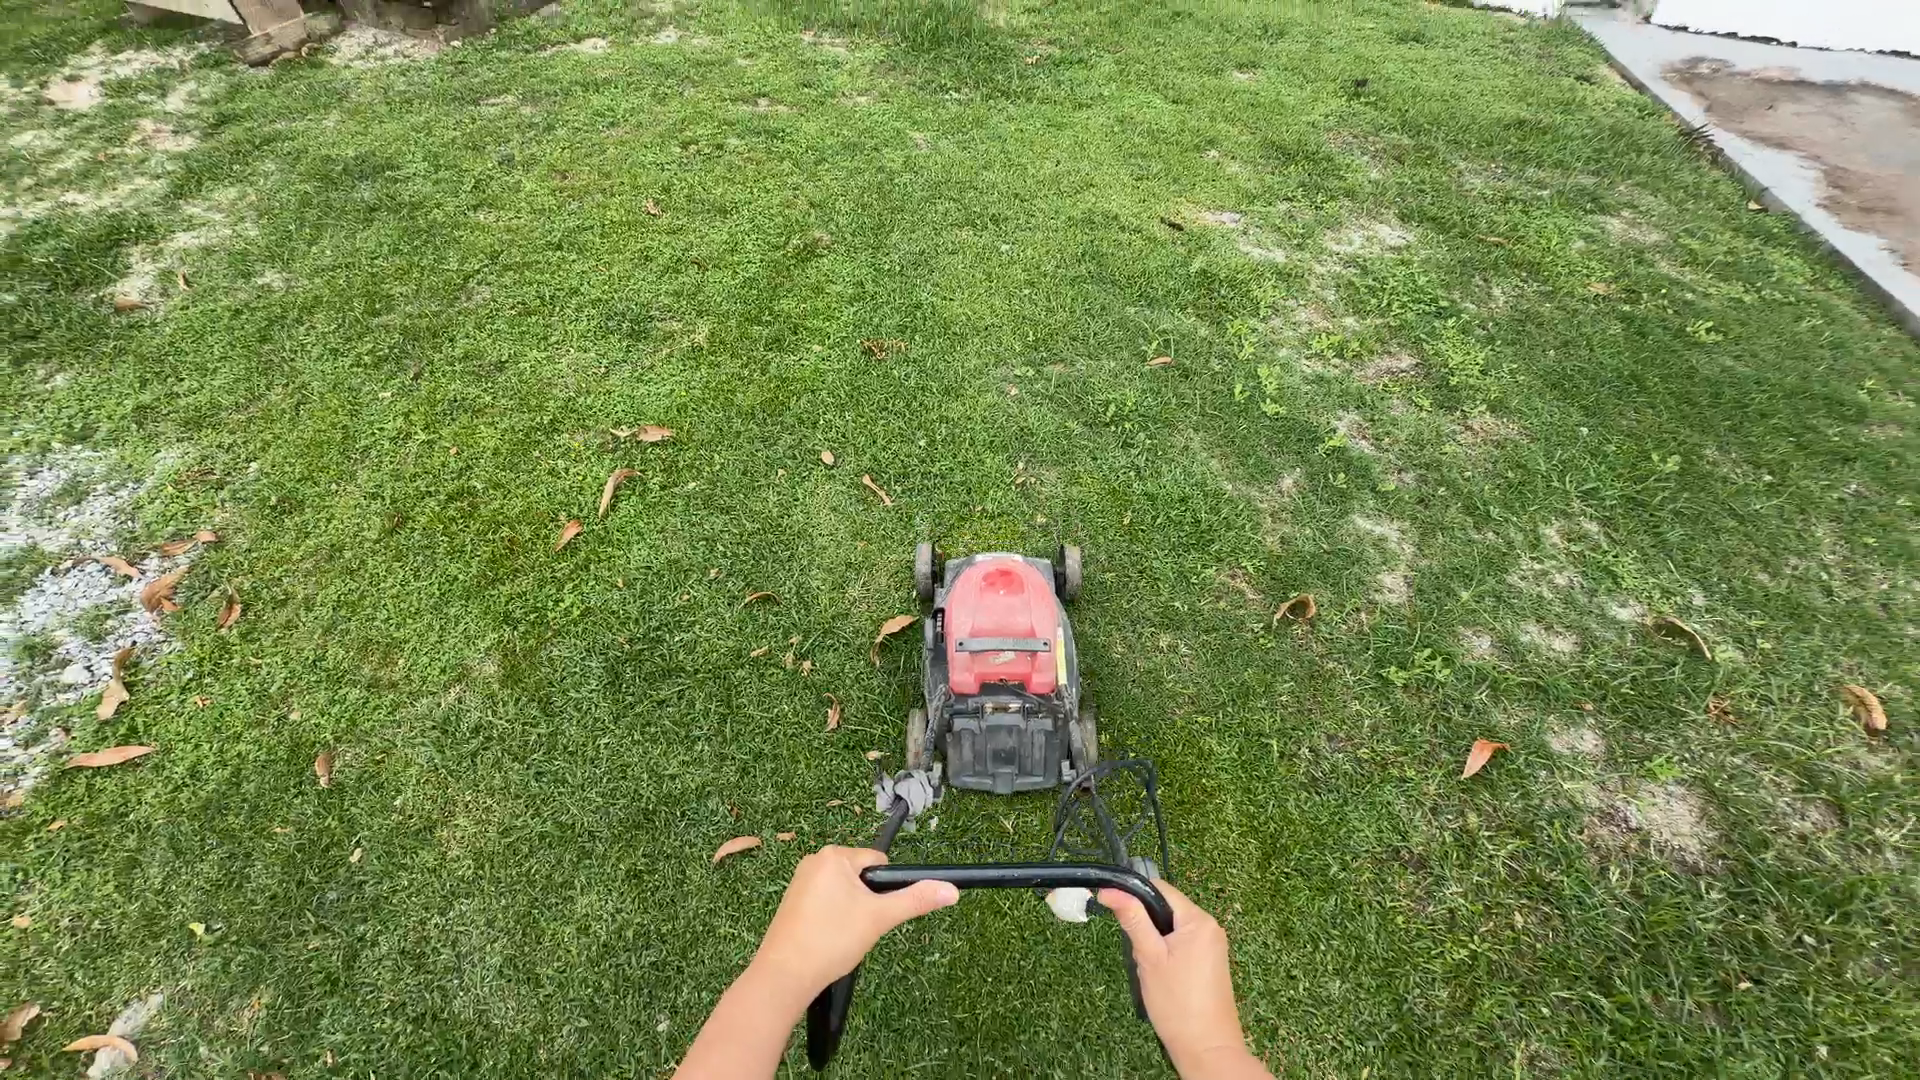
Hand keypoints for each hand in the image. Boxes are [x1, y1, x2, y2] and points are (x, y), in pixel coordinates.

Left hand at [746, 846, 959, 999]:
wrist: (783, 977)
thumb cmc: (831, 940)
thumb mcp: (879, 918)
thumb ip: (916, 900)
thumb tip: (951, 889)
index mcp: (834, 855)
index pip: (877, 862)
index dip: (883, 889)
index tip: (876, 913)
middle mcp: (814, 860)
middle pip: (859, 876)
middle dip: (865, 901)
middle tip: (858, 928)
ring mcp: (800, 881)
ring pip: (843, 891)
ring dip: (850, 911)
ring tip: (842, 937)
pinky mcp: (791, 902)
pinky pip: (825, 902)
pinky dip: (832, 919)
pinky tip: (828, 940)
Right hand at [1099, 880, 1269, 1079]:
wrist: (1208, 1051)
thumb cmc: (1177, 1003)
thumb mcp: (1148, 956)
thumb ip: (1132, 918)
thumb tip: (1110, 890)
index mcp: (1199, 920)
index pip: (1160, 889)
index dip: (1135, 895)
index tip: (1116, 911)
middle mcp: (1210, 927)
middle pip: (1167, 909)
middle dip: (1146, 925)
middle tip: (1138, 953)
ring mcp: (1213, 946)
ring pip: (1172, 928)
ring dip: (1155, 941)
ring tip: (1150, 968)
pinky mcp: (1211, 963)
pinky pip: (1183, 943)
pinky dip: (1167, 952)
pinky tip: (1162, 976)